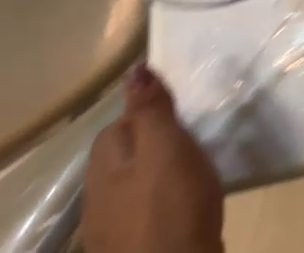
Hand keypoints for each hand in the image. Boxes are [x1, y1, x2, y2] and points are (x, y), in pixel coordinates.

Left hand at [84, 66, 223, 252]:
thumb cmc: (172, 203)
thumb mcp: (167, 150)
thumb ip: (151, 112)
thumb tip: (135, 69)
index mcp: (106, 165)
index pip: (119, 124)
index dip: (151, 109)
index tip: (187, 102)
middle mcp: (102, 190)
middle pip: (127, 150)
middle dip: (159, 134)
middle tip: (199, 127)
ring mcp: (117, 216)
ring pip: (139, 175)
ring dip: (165, 162)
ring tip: (200, 156)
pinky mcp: (138, 233)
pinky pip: (150, 198)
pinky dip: (169, 187)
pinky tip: (192, 191)